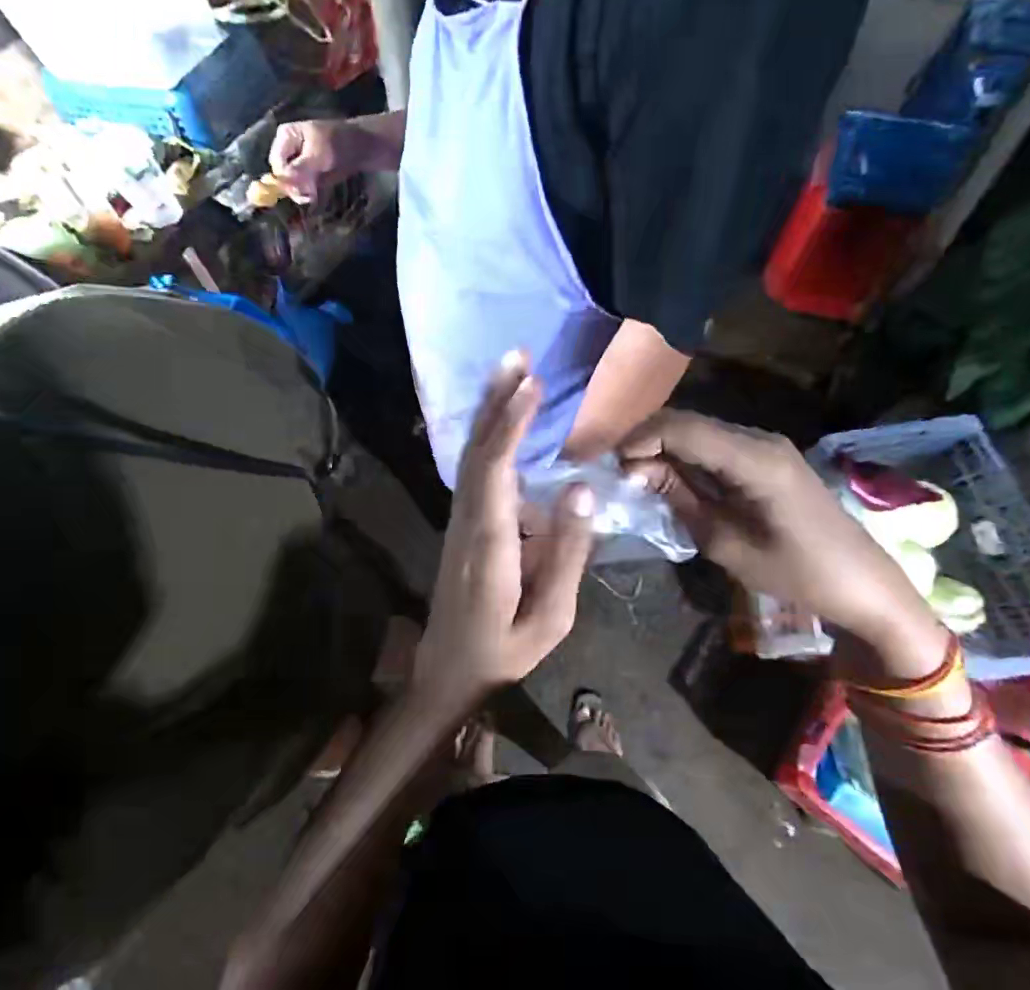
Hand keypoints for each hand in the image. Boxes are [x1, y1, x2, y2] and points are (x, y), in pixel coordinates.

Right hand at [267, 119, 355, 203]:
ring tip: (312, 195)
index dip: (284, 175)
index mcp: (285, 137)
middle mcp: (286, 150)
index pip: (276, 161)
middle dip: (292, 186)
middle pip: (280, 174)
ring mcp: (295, 164)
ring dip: (298, 192)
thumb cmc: (338, 142)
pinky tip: (313, 197)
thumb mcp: (319, 154)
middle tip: (307, 194)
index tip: (298, 186)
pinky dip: (305, 194)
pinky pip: (299, 188)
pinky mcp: (305, 176)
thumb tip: (284, 178)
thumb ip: (301, 167)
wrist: (358, 148)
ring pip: (288, 183)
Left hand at [414, 351, 595, 711]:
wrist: (446, 673)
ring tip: (512, 372)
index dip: (511, 424)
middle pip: (476, 451)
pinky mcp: (462, 527)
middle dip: (495, 401)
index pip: (496, 470)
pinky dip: (488, 438)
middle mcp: (467, 522)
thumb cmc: (503, 652)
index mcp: (489, 543)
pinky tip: (503, 421)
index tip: (532, 385)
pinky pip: (473, 471)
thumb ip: (568, 554)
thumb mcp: (550, 618)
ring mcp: (459, 522)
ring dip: (489, 413)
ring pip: (470, 457)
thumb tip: (584, 490)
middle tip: (517, 355)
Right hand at [618, 410, 937, 650]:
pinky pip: (716, 447)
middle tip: (617, 474)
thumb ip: (680, 501)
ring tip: (635, 479)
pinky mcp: (768, 458)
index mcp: (755, 460)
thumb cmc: (799, 575)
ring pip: (700, 432)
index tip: (610, 467)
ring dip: (664, 449)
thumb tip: (636, 472)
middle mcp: (760, 440)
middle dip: (647, 442)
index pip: (683, 429)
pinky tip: (670, 480)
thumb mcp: (728, 545)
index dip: (640, 440)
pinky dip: (686, 458)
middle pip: (689, 423)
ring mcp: (767, 446)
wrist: (864, 585)